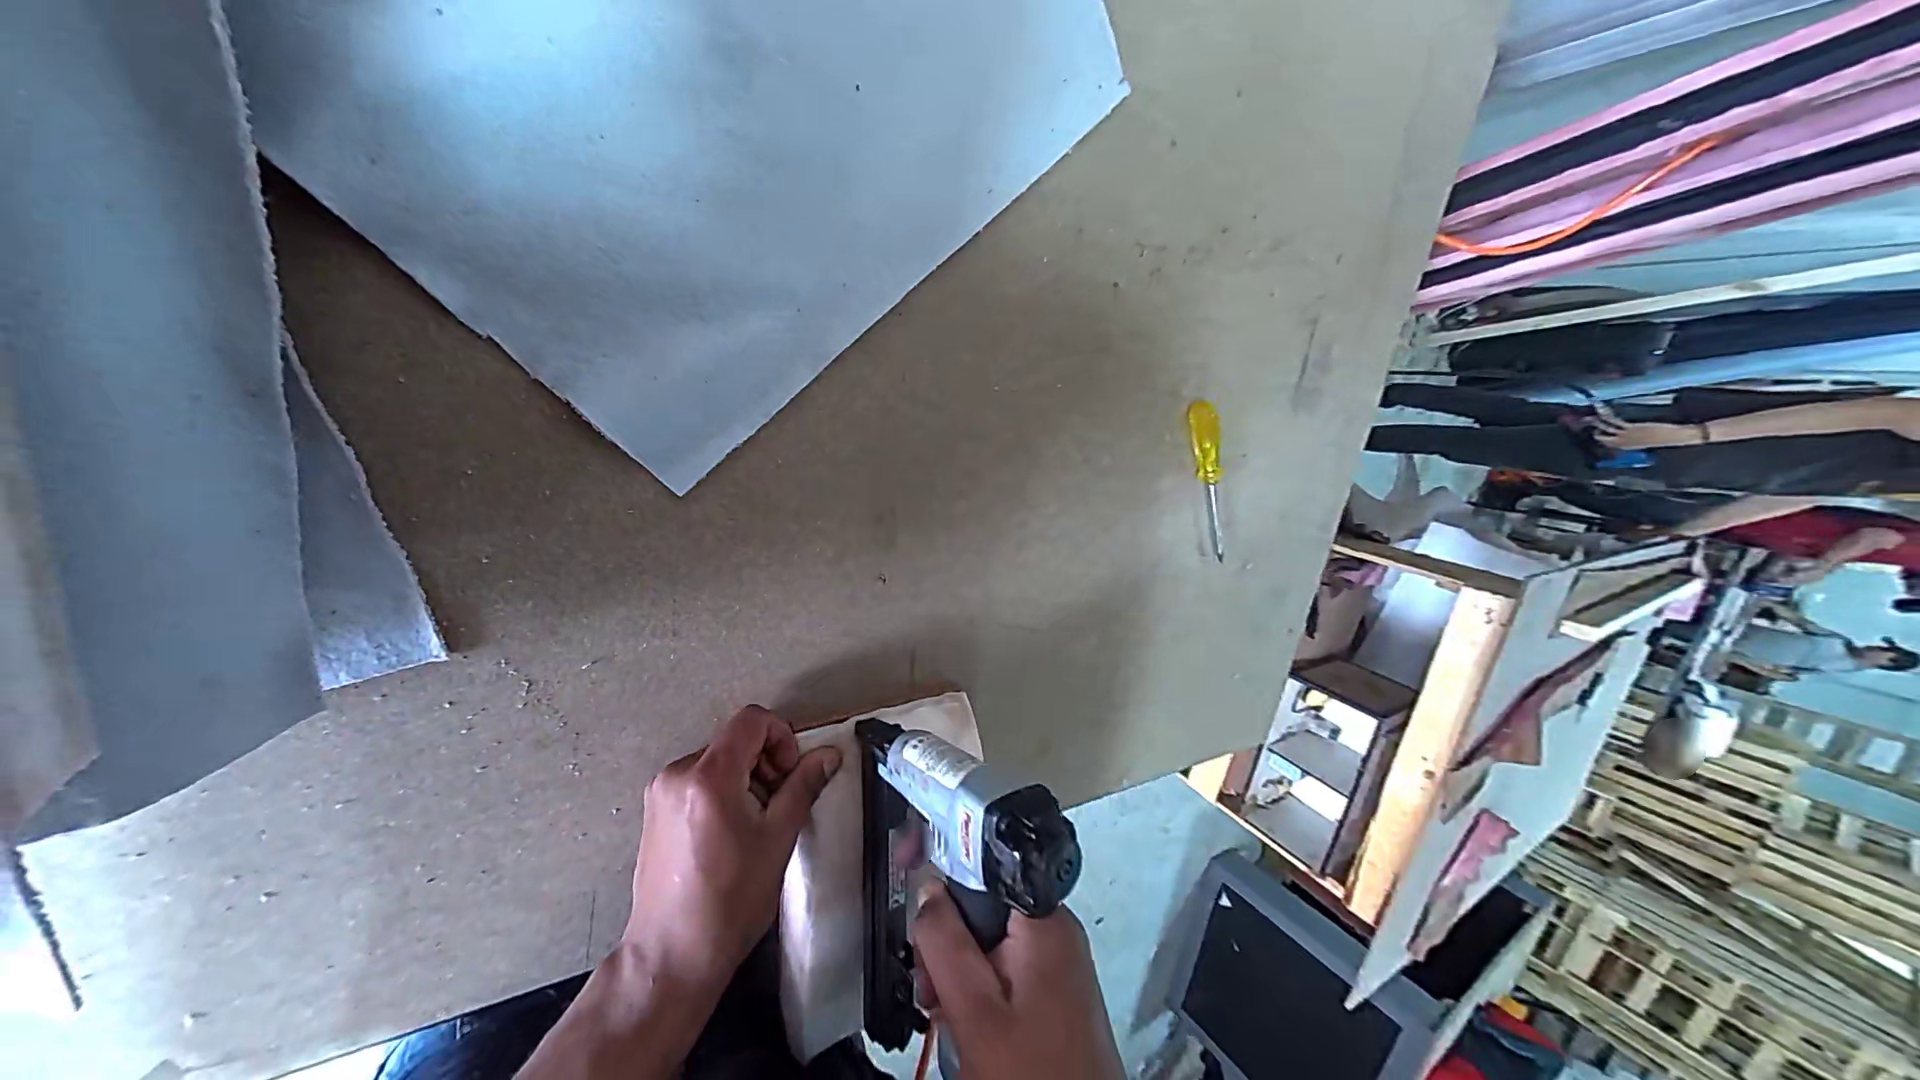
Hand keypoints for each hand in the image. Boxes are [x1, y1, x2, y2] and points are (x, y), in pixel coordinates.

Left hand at [623, 705, 840, 995]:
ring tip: (755, 823)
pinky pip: (699, 779)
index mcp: (708, 777)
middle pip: (735, 739)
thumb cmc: (726, 903)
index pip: (752, 720)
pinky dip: (724, 791)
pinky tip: (732, 832)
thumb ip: (804, 787)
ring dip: (746, 778)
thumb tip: (826, 757)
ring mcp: (661, 792)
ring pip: (719, 759)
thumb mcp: (778, 839)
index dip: (782, 737)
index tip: (790, 772)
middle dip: (766, 762)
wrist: (673, 954)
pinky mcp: (655, 811)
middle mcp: (678, 775)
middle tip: (779, 801)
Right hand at [913, 886, 1123, 1079]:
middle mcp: (1055, 931)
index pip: (986, 867)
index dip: (945, 873)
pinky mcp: (1052, 990)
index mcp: (1044, 921)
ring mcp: (1056, 962)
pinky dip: (978, 990)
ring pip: (989, 941)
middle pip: (983, 907)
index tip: (914, 890)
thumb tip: (928, 890)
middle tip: (930, 988)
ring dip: (958, 972)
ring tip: (945, 1015)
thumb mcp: (975, 1010)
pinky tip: (966, 1026)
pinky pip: (1004, 969)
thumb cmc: (1032, 1074)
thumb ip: (946, 944)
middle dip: (947, 942)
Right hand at [1594, 416, 1695, 450]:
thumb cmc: (1665, 439)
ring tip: (1588, 418)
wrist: (1676, 437)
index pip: (1606, 443)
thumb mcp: (1646, 442)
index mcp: (1626, 446)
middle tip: (1585, 423)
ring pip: (1605, 429)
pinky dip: (1606, 418)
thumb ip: (1634, 439)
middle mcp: (1622, 442)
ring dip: (1596, 423)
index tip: (1592, 430)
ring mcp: (1626, 435)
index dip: (1598, 437)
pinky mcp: (1632, 428)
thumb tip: (1627, 432)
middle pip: (1602, 437)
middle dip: (1593, 430)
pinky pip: (1615, 423)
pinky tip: (1602, 414)